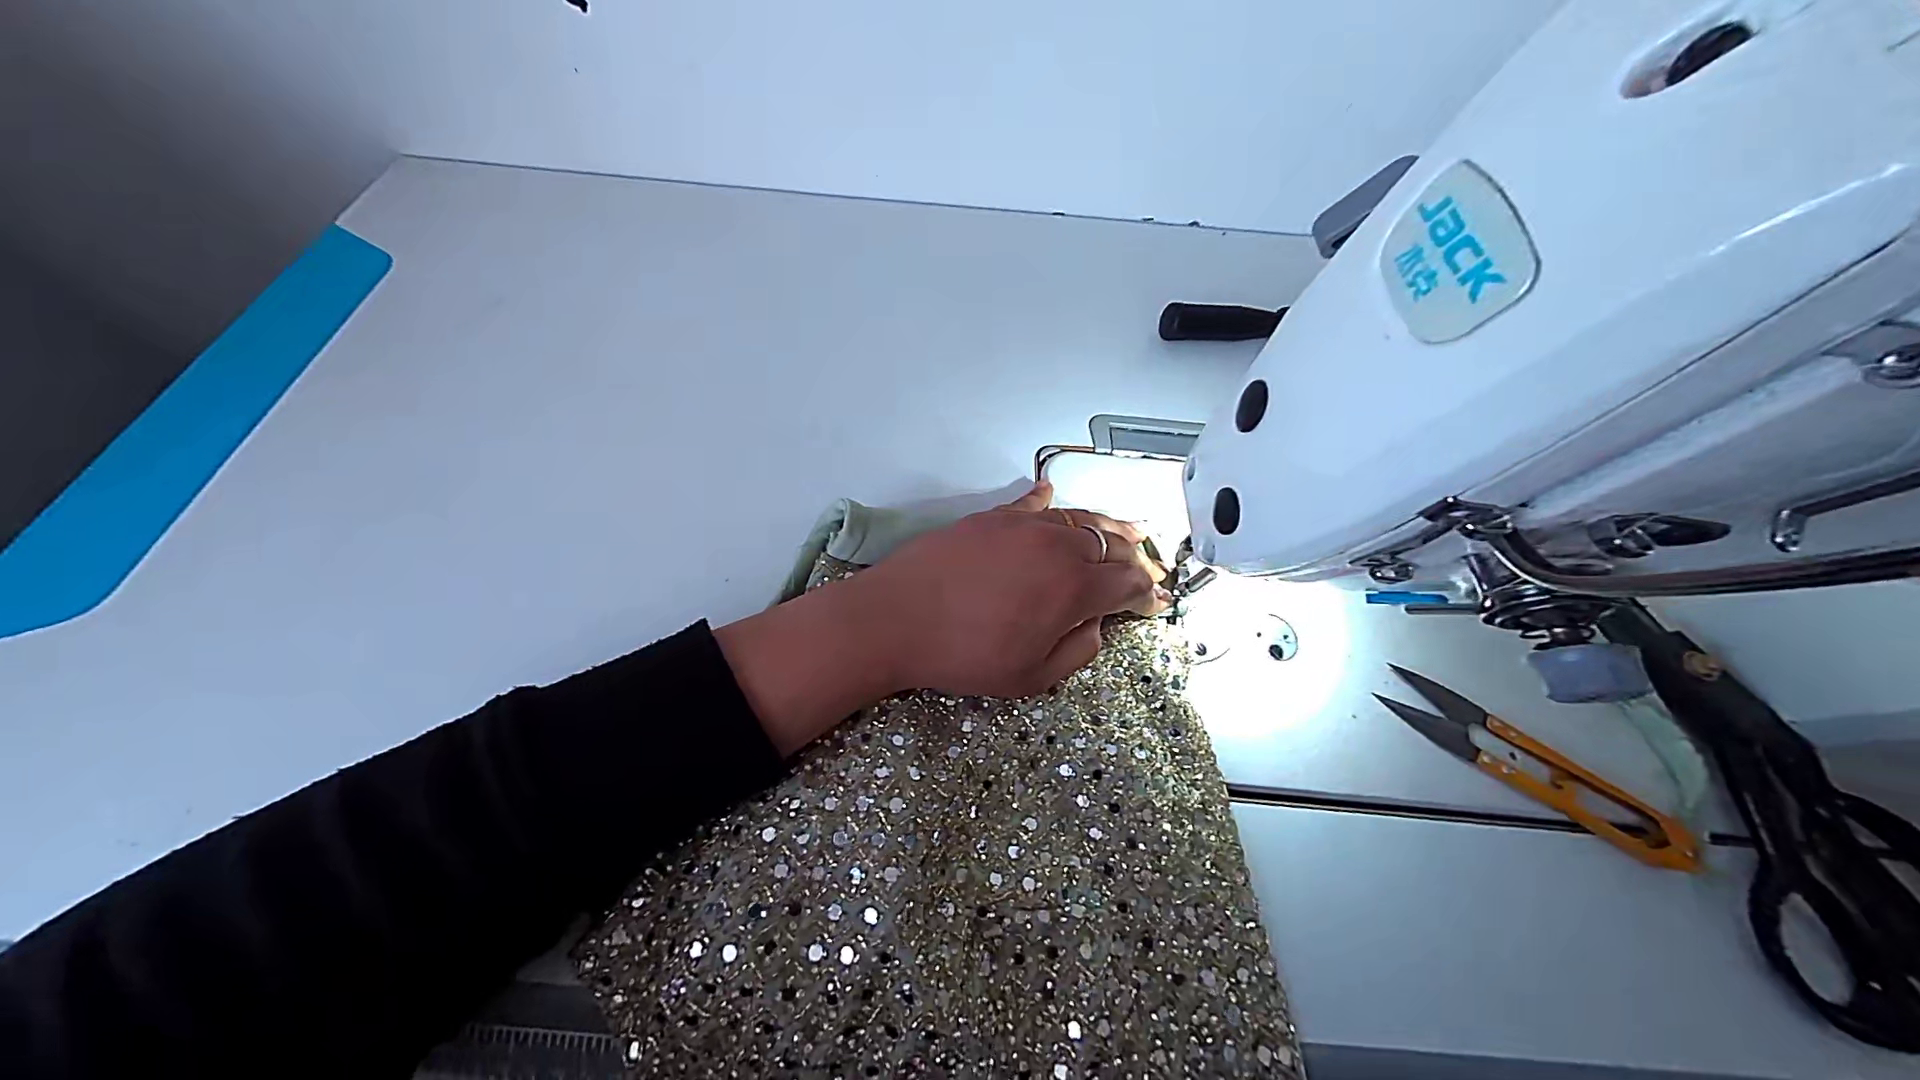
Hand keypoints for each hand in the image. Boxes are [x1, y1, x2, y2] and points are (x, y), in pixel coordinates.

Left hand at [857, 479, 1169, 697]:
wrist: (895, 618)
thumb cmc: (962, 655)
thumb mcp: (1030, 677)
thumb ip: (1077, 650)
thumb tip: (1096, 625)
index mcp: (1072, 588)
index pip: (1128, 584)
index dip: (1149, 594)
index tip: (1157, 602)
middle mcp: (1056, 548)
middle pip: (1112, 545)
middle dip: (1137, 559)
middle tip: (1147, 569)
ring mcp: (1022, 526)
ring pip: (1079, 519)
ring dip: (1109, 526)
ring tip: (1127, 530)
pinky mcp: (991, 518)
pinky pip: (1030, 504)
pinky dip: (1048, 502)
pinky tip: (1053, 494)